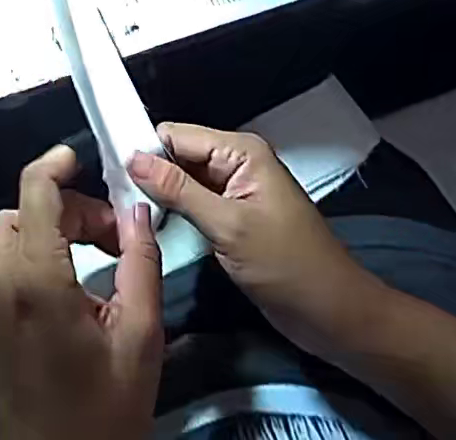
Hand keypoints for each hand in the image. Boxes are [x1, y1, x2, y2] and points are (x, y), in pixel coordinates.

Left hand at [0, 144, 163, 439]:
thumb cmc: (101, 409)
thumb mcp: (138, 338)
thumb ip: (140, 265)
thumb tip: (138, 214)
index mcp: (36, 274)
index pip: (35, 190)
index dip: (55, 163)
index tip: (81, 156)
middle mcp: (4, 273)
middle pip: (29, 208)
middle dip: (73, 207)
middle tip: (118, 236)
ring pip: (17, 229)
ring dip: (56, 225)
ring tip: (103, 253)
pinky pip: (14, 255)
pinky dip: (43, 245)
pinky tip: (79, 273)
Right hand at [127, 123, 385, 355]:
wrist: (339, 321)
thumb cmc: (290, 269)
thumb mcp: (228, 227)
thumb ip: (177, 188)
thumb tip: (131, 158)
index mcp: (240, 151)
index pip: (175, 135)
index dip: (146, 152)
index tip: (116, 174)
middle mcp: (234, 160)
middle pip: (175, 153)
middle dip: (150, 172)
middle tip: (121, 197)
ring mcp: (232, 186)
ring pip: (179, 175)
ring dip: (159, 191)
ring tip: (131, 208)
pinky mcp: (229, 211)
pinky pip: (190, 197)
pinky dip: (173, 207)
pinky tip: (154, 219)